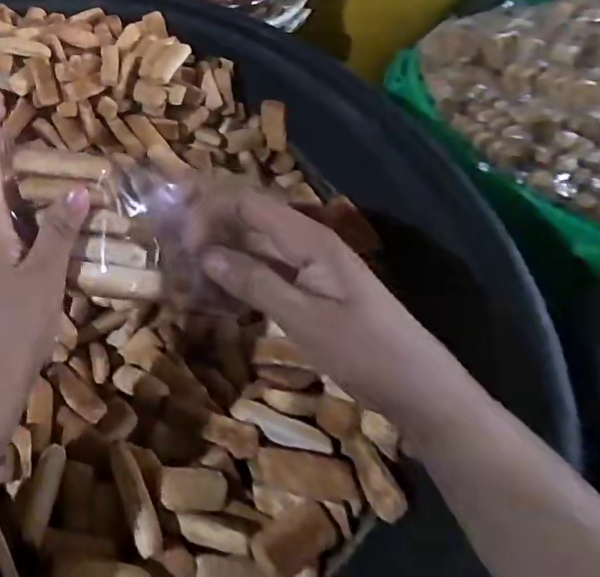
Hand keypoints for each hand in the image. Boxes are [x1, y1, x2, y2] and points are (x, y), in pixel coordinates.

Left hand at [0, 90, 89, 446]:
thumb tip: (76, 188)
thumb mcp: (45, 277)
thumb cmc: (17, 324)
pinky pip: (12, 222)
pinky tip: (49, 207)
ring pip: (2, 199)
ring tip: (39, 150)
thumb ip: (59, 232)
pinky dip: (28, 205)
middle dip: (2, 141)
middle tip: (20, 111)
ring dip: (17, 173)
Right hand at [186, 188, 474, 438]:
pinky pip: (263, 267)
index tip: (183, 244)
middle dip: (207, 224)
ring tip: (184, 266)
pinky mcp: (310, 288)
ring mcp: (309, 265)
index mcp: (309, 239)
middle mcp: (307, 242)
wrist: (428, 397)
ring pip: (252, 242)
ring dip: (218, 249)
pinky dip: (236, 273)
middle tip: (171, 245)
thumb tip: (204, 253)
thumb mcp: (305, 320)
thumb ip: (253, 282)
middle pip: (246, 216)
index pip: (245, 202)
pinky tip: (214, 289)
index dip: (208, 212)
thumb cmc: (368, 354)